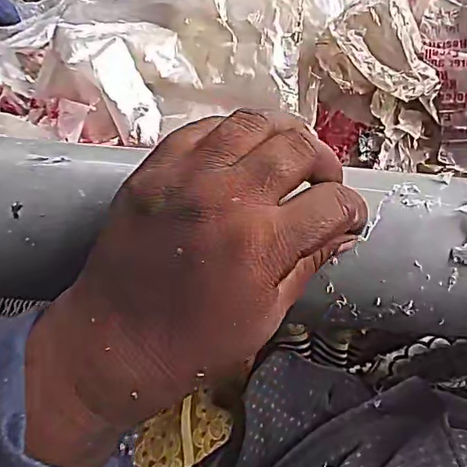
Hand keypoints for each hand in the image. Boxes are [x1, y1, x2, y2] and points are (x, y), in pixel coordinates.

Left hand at [24, 110, 367, 466]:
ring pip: (251, 122)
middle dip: (325, 163)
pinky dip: (229, 134)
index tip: (347, 217)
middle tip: (322, 183)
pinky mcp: (153, 170)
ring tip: (287, 154)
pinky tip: (238, 151)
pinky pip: (201, 129)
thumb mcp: (264, 315)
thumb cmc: (192, 343)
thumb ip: (307, 264)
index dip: (351, 210)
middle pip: (298, 147)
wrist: (114, 341)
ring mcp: (185, 176)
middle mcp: (226, 195)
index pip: (332, 202)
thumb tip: (341, 233)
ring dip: (282, 134)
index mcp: (261, 241)